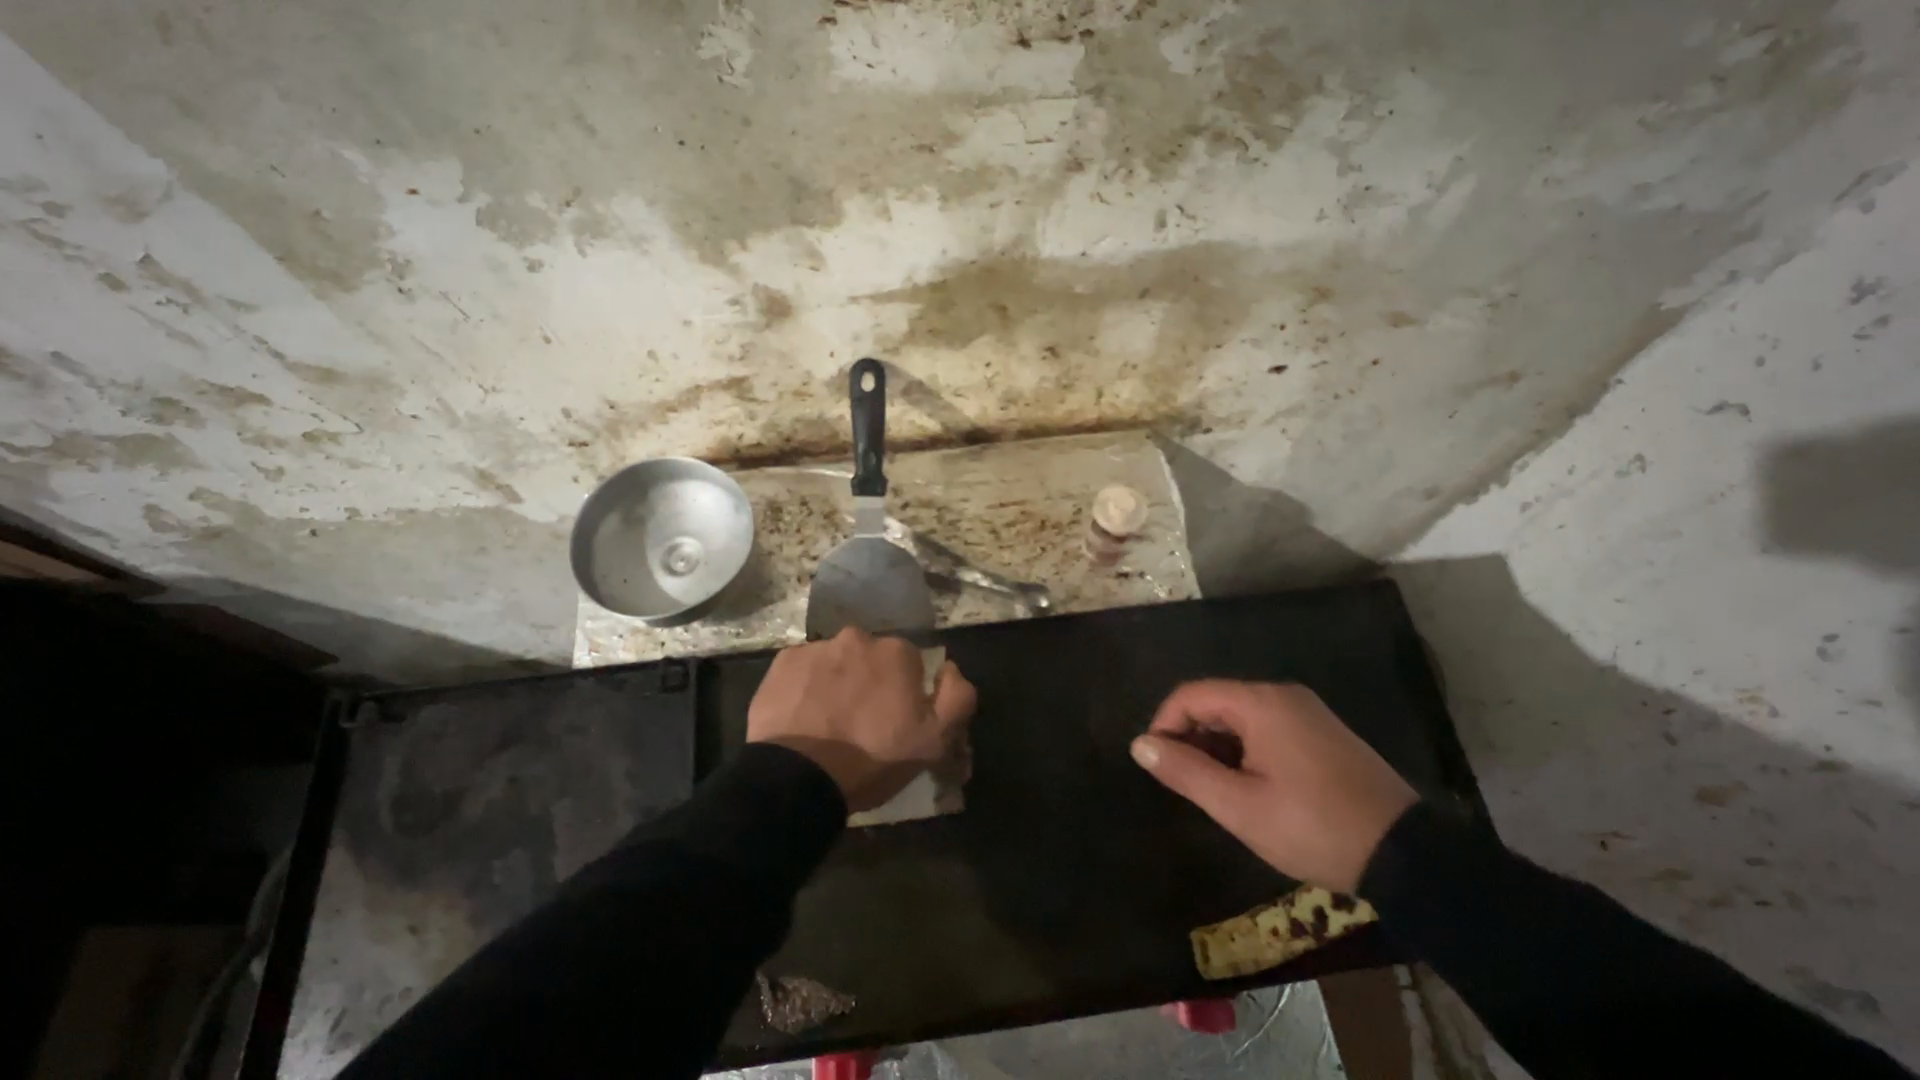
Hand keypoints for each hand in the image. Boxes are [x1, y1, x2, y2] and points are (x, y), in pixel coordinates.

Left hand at [748, 627, 977, 811]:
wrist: (798, 777)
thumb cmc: (872, 759)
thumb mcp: (934, 741)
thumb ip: (958, 697)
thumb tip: (951, 669)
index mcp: (896, 652)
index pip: (911, 664)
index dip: (905, 693)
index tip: (896, 721)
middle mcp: (856, 638)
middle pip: (871, 659)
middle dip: (871, 683)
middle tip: (862, 723)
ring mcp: (815, 649)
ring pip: (836, 663)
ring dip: (838, 683)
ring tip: (829, 723)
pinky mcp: (782, 664)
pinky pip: (803, 672)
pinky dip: (807, 688)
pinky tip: (804, 717)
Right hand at [1131, 680, 1416, 892]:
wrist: (1405, 854)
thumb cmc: (1312, 827)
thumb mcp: (1239, 806)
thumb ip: (1186, 772)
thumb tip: (1141, 746)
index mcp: (1262, 703)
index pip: (1191, 695)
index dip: (1163, 726)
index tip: (1156, 767)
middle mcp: (1285, 696)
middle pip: (1217, 703)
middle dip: (1190, 739)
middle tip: (1184, 786)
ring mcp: (1309, 714)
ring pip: (1242, 718)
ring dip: (1217, 749)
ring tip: (1214, 793)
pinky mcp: (1325, 735)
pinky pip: (1268, 729)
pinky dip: (1246, 752)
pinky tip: (1250, 790)